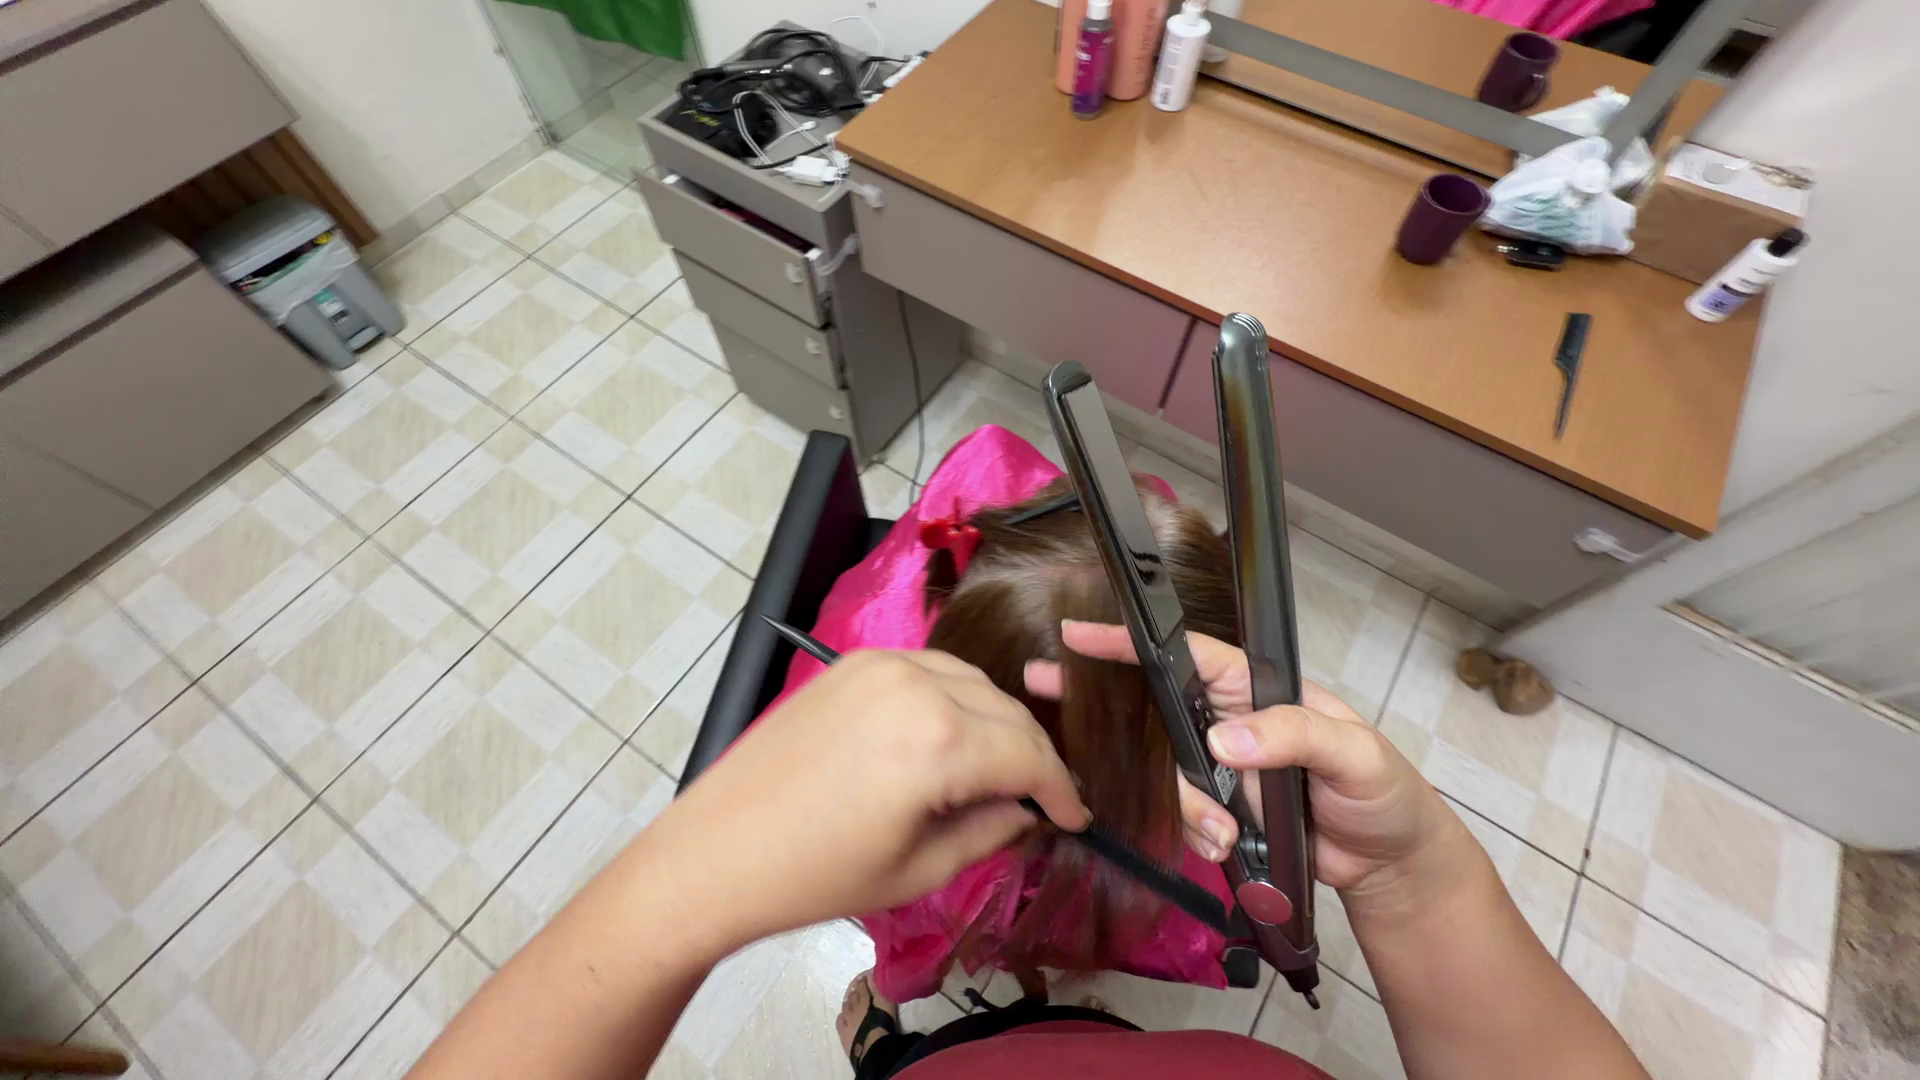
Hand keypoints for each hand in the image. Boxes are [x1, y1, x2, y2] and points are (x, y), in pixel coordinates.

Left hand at [659, 650, 1088, 947]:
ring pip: (973, 681)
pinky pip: (930, 667)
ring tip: (996, 765)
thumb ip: (991, 830)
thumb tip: (1027, 808)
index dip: (1062, 789)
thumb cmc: (817, 876)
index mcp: (937, 742)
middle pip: (1008, 710)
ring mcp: (881, 663)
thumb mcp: (919, 869)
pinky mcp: (855, 660)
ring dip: (996, 720)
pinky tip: (949, 730)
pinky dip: (955, 695)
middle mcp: (916, 684)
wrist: (717, 848)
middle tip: (1039, 798)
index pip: (1030, 754)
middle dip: (1033, 755)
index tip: (1075, 816)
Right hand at [1024, 621, 1455, 896]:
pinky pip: (1178, 816)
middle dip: (1103, 708)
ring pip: (1163, 774)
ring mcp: (1215, 768)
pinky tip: (1224, 847)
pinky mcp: (1214, 810)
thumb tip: (1223, 743)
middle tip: (1042, 686)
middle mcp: (1222, 720)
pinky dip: (1194, 835)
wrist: (1385, 866)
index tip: (1075, 635)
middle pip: (1151, 710)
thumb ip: (1294, 735)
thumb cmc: (1380, 791)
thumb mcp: (1352, 752)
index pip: (1183, 653)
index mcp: (1250, 689)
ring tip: (1228, 834)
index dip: (1129, 642)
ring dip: (1184, 806)